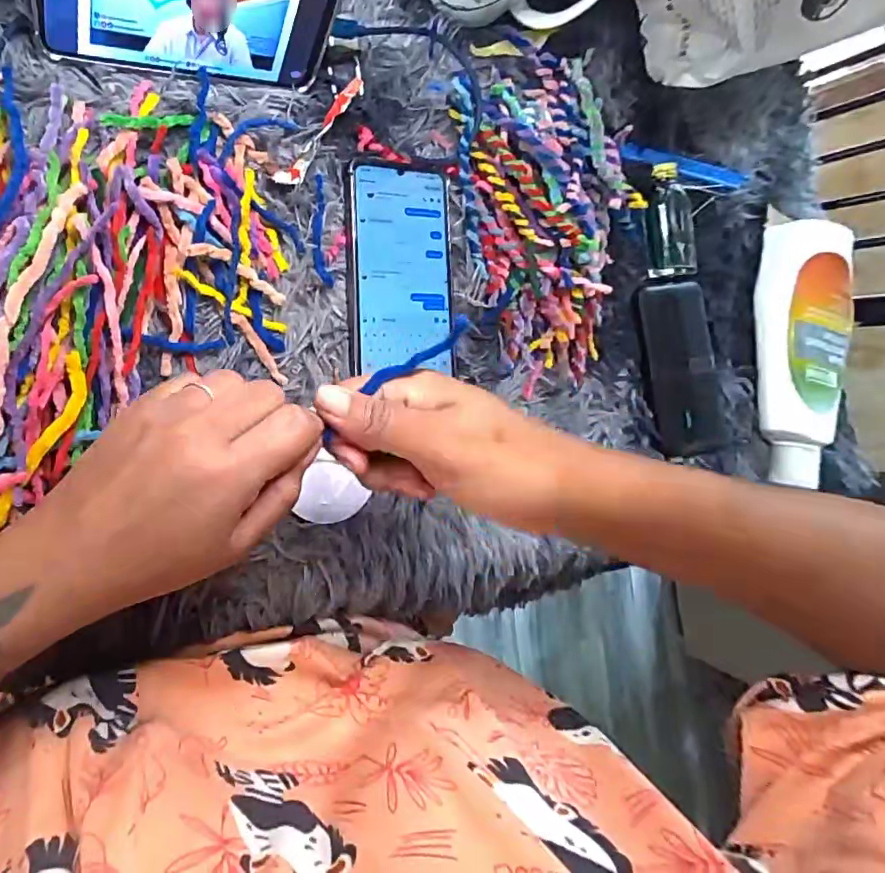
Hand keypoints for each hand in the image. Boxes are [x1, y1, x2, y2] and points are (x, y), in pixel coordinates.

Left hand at [28, 370, 321, 615]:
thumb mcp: (235, 546)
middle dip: (276, 419)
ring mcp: (168, 408)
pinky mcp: (142, 400)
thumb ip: (281, 495)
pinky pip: (194, 380)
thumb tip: (304, 452)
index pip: (297, 421)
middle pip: (270, 391)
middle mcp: (202, 428)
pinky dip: (205, 398)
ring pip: (233, 379)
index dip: (304, 437)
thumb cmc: (161, 561)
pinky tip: (189, 429)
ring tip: (222, 438)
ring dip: (241, 404)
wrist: (79, 547)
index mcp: (230, 471)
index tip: (289, 456)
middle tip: (256, 451)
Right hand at [313, 371, 594, 529]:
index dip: (343, 431)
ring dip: (392, 474)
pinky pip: (402, 464)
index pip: (348, 398)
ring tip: (425, 486)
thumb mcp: (434, 444)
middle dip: (372, 459)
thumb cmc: (502, 465)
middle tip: (405, 479)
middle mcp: (414, 402)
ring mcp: (426, 429)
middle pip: (360, 426)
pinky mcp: (437, 453)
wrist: (566, 496)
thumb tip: (318, 394)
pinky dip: (409, 480)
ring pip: (379, 450)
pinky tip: (431, 490)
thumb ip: (375, 421)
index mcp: (411, 387)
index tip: (360, 463)